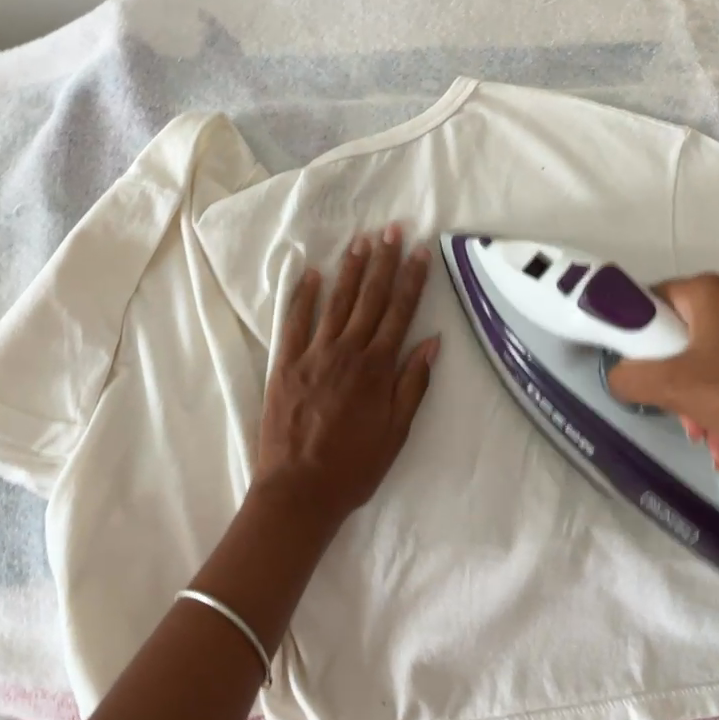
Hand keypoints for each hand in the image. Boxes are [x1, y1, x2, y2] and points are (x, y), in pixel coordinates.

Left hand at [255, 225, 439, 524]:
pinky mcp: (286, 363)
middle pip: (369, 298)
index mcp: (376, 368)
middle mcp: (347, 352)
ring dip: (349, 269)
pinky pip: (296, 322)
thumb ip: (413, 384)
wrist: (299, 490)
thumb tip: (432, 342)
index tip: (419, 251)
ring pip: (336, 302)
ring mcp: (313, 354)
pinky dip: (304, 296)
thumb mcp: (396, 432)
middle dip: (383, 261)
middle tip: (391, 229)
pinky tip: (313, 273)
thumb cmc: (354, 466)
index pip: (399, 312)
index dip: (411, 279)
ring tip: (360, 240)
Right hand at [605, 275, 718, 478]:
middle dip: (678, 391)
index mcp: (708, 291)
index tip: (638, 376)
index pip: (648, 303)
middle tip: (687, 425)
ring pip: (713, 366)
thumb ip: (631, 378)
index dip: (634, 339)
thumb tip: (618, 376)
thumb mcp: (678, 388)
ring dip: (707, 411)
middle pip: (681, 341)